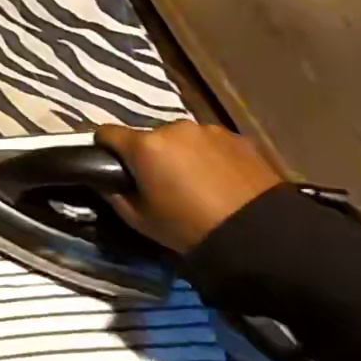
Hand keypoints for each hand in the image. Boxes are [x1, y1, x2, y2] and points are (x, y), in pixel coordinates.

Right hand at [95, 120, 281, 251]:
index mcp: (145, 146)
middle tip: (158, 183)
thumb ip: (115, 197)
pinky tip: (218, 181)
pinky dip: (206, 156)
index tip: (109, 163)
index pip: (108, 132)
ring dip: (179, 154)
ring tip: (193, 183)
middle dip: (148, 155)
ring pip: (180, 139)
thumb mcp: (141, 221)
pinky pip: (208, 143)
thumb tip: (105, 183)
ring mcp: (207, 129)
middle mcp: (173, 128)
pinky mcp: (235, 136)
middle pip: (148, 137)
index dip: (103, 146)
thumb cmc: (188, 228)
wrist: (257, 233)